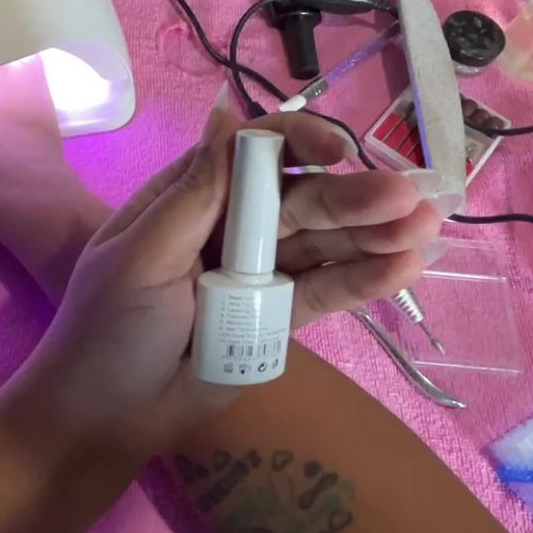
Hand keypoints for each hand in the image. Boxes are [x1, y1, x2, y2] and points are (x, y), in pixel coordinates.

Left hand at [0, 100, 442, 462]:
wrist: (107, 419)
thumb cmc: (108, 329)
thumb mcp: (141, 257)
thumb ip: (193, 194)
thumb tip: (227, 113)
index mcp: (187, 199)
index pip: (251, 155)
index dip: (296, 145)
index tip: (336, 150)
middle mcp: (228, 228)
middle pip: (298, 200)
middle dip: (351, 196)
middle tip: (410, 198)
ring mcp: (256, 274)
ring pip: (321, 244)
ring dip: (373, 234)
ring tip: (425, 228)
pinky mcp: (276, 319)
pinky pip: (323, 292)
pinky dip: (363, 280)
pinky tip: (406, 266)